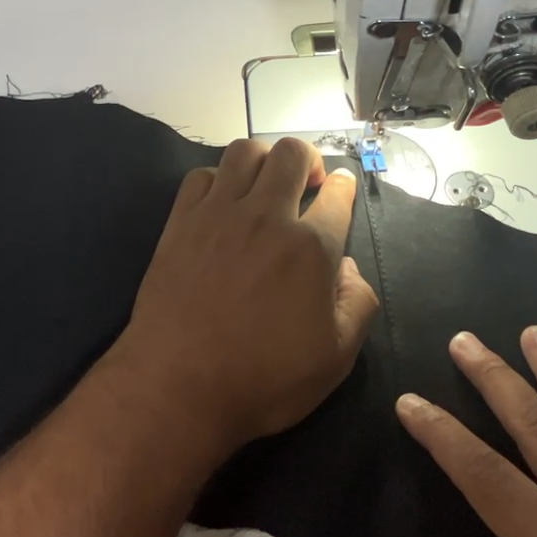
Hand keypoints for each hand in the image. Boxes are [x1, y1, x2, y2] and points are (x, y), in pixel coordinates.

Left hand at [104, 137, 378, 451]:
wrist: (179, 384)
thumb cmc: (264, 380)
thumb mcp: (336, 358)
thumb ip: (357, 304)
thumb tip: (347, 268)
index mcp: (311, 248)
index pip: (337, 196)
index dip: (343, 186)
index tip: (340, 186)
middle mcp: (266, 217)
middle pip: (291, 154)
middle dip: (307, 159)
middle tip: (306, 183)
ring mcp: (218, 214)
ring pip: (245, 152)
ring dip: (263, 158)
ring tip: (265, 182)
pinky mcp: (180, 222)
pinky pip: (201, 175)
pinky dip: (218, 178)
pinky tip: (222, 200)